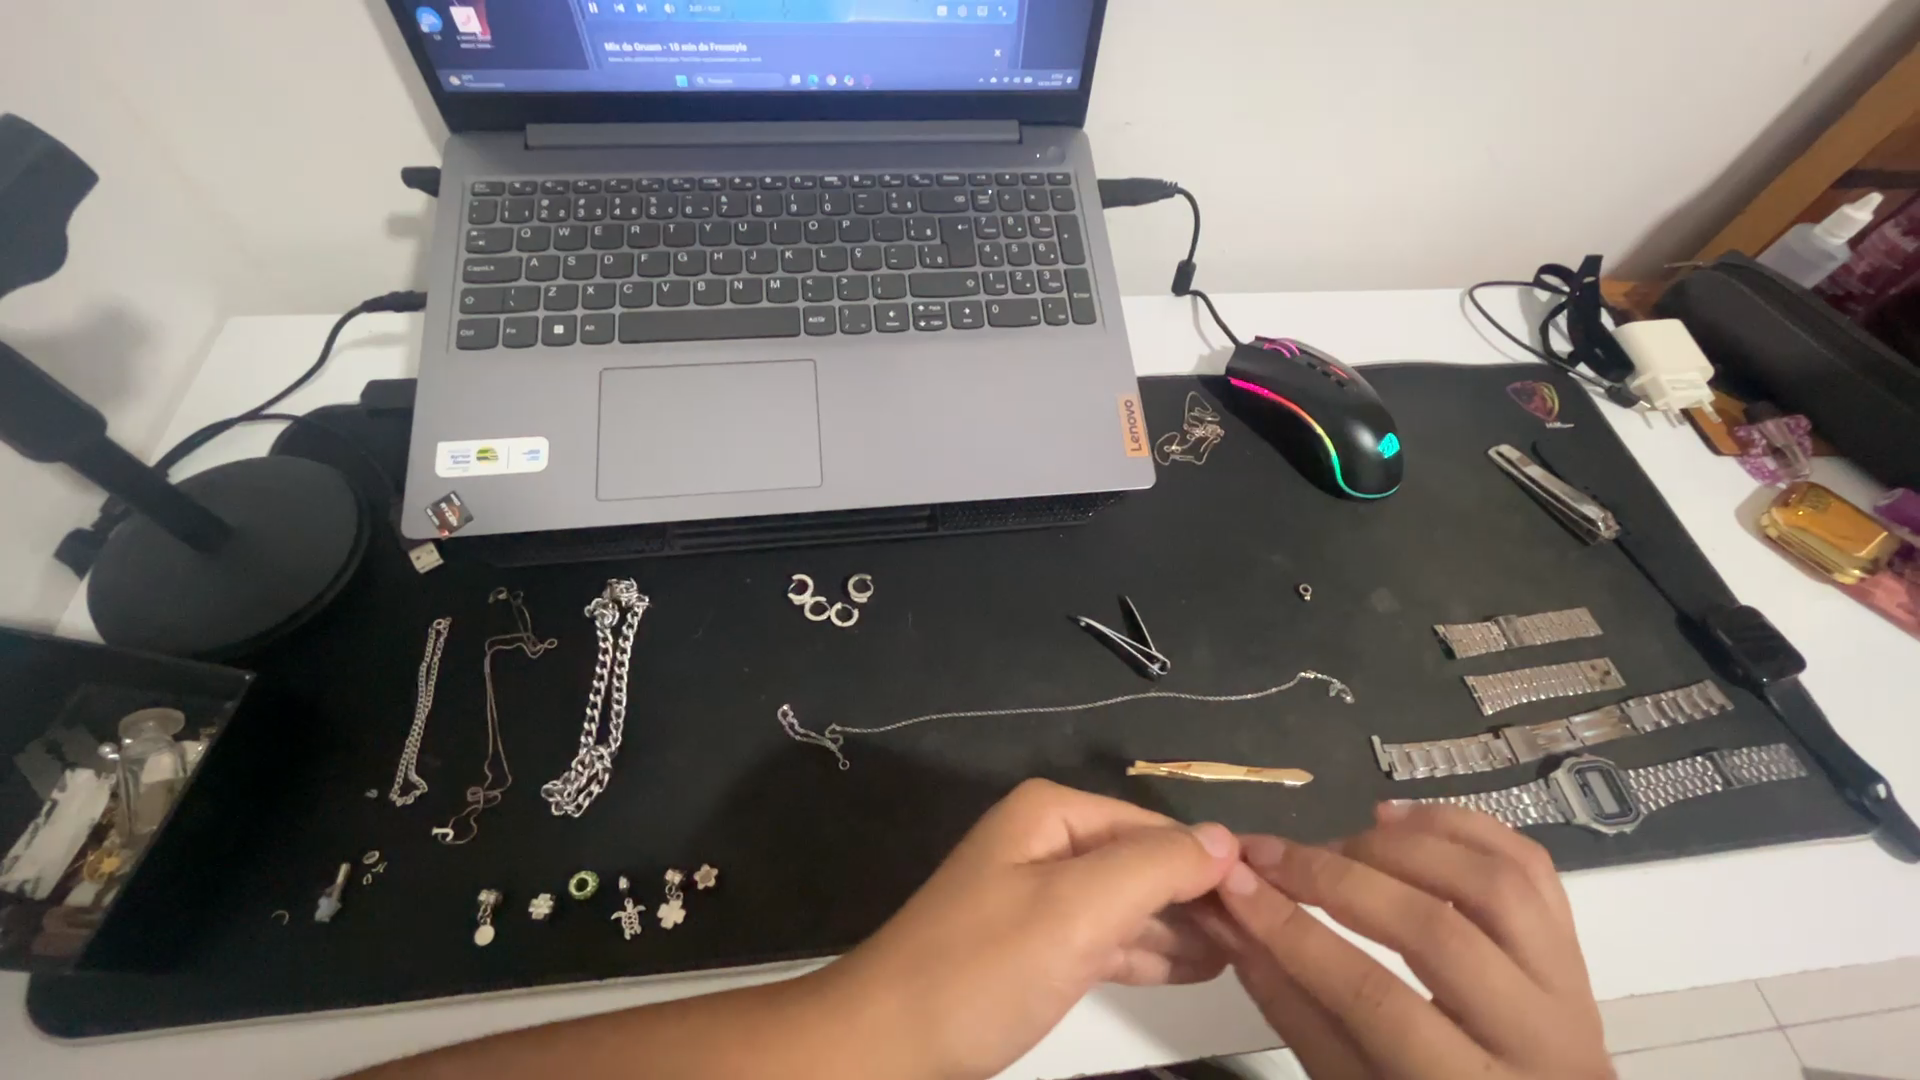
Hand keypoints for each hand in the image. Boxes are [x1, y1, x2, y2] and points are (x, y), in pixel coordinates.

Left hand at [817, 778, 1239, 1079]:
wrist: (892, 1040)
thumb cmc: (987, 964)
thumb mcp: (1078, 907)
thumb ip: (1155, 867)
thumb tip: (1225, 838)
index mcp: (1054, 815)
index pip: (1152, 828)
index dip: (1210, 862)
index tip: (1272, 904)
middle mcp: (1049, 843)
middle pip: (1142, 862)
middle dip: (1199, 898)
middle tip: (1267, 940)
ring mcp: (1041, 894)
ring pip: (1128, 902)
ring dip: (1182, 927)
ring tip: (1247, 956)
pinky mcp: (1038, 943)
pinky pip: (1108, 936)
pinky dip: (1149, 951)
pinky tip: (1197, 967)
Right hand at [1208, 802, 1610, 1078]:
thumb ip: (1286, 996)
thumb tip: (1224, 912)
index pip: (1374, 998)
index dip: (1292, 931)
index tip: (1230, 879)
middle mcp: (1546, 1042)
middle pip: (1436, 932)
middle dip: (1334, 879)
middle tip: (1269, 855)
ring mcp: (1572, 987)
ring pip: (1493, 884)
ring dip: (1397, 847)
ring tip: (1338, 844)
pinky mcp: (1574, 944)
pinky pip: (1527, 862)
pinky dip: (1456, 824)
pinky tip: (1395, 820)